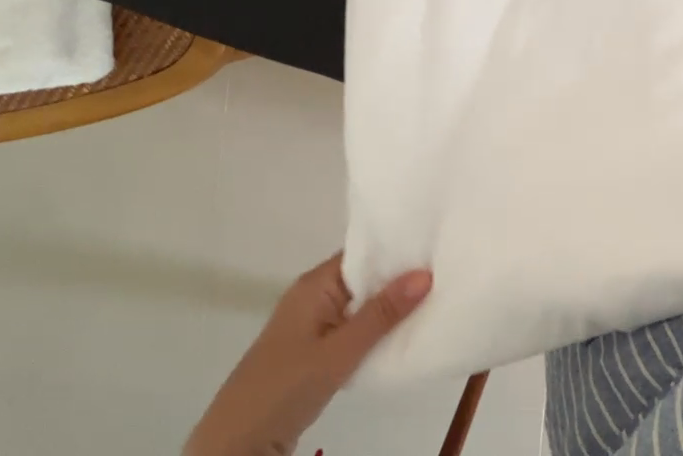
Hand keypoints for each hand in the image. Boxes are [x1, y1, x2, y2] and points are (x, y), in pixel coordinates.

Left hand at [186, 254, 431, 455]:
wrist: (234, 447)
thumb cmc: (284, 389)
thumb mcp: (339, 352)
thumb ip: (382, 314)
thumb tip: (425, 272)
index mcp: (315, 284)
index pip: (365, 252)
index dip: (400, 249)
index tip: (439, 247)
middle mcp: (314, 296)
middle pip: (366, 278)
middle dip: (401, 279)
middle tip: (447, 273)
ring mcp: (313, 324)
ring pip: (362, 306)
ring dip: (391, 307)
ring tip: (437, 299)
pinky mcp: (315, 351)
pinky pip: (355, 329)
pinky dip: (377, 330)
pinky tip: (406, 334)